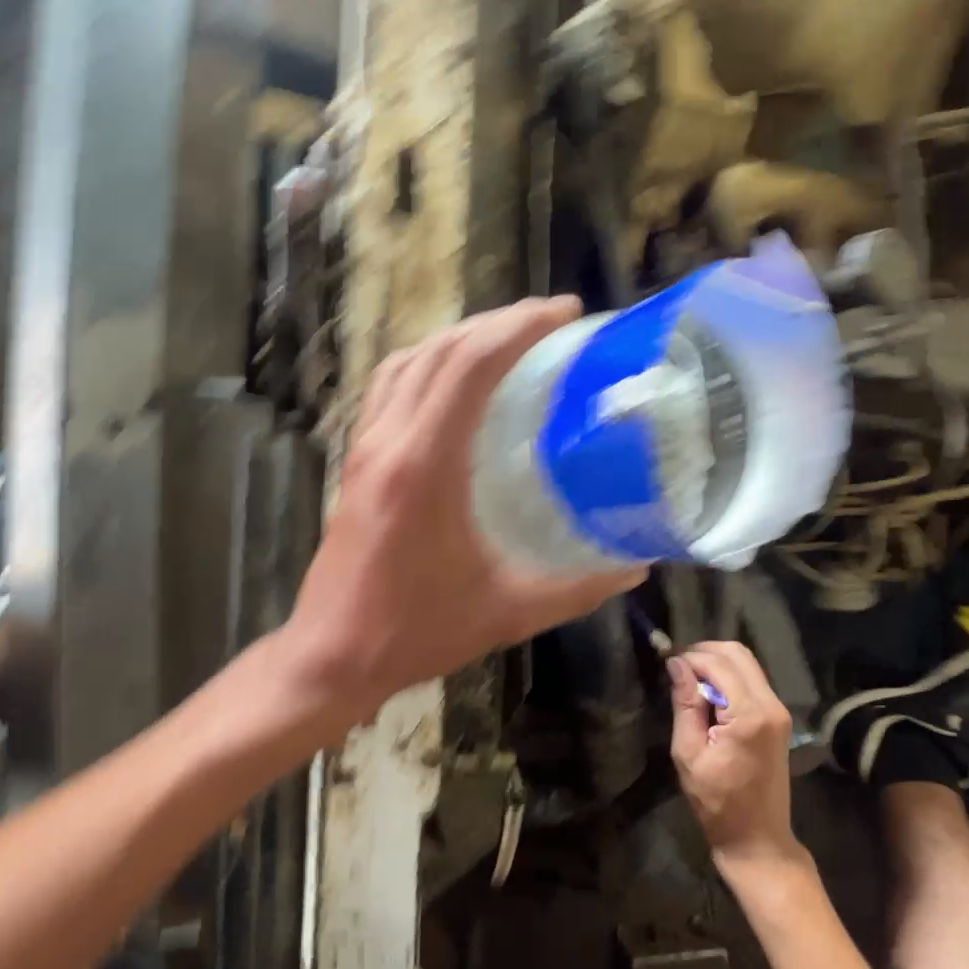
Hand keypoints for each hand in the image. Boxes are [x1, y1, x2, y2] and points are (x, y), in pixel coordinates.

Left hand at [282, 298, 646, 735]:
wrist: (331, 654)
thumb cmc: (416, 632)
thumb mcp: (507, 612)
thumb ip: (577, 588)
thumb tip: (636, 567)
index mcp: (425, 465)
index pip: (470, 364)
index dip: (519, 326)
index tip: (566, 313)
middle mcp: (389, 441)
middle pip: (439, 351)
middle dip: (496, 324)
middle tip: (549, 323)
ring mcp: (364, 449)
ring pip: (407, 363)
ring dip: (457, 339)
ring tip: (506, 343)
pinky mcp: (355, 463)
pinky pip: (388, 389)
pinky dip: (425, 367)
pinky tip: (454, 387)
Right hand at [669, 642, 805, 871]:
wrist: (757, 836)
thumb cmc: (716, 801)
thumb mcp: (688, 752)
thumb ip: (685, 704)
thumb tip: (676, 664)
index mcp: (749, 714)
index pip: (718, 663)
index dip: (690, 657)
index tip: (666, 665)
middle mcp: (771, 705)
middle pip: (738, 653)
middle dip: (705, 652)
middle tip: (678, 668)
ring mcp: (779, 711)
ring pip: (748, 663)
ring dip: (717, 663)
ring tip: (690, 681)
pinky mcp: (779, 718)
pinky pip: (753, 681)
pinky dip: (729, 677)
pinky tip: (709, 695)